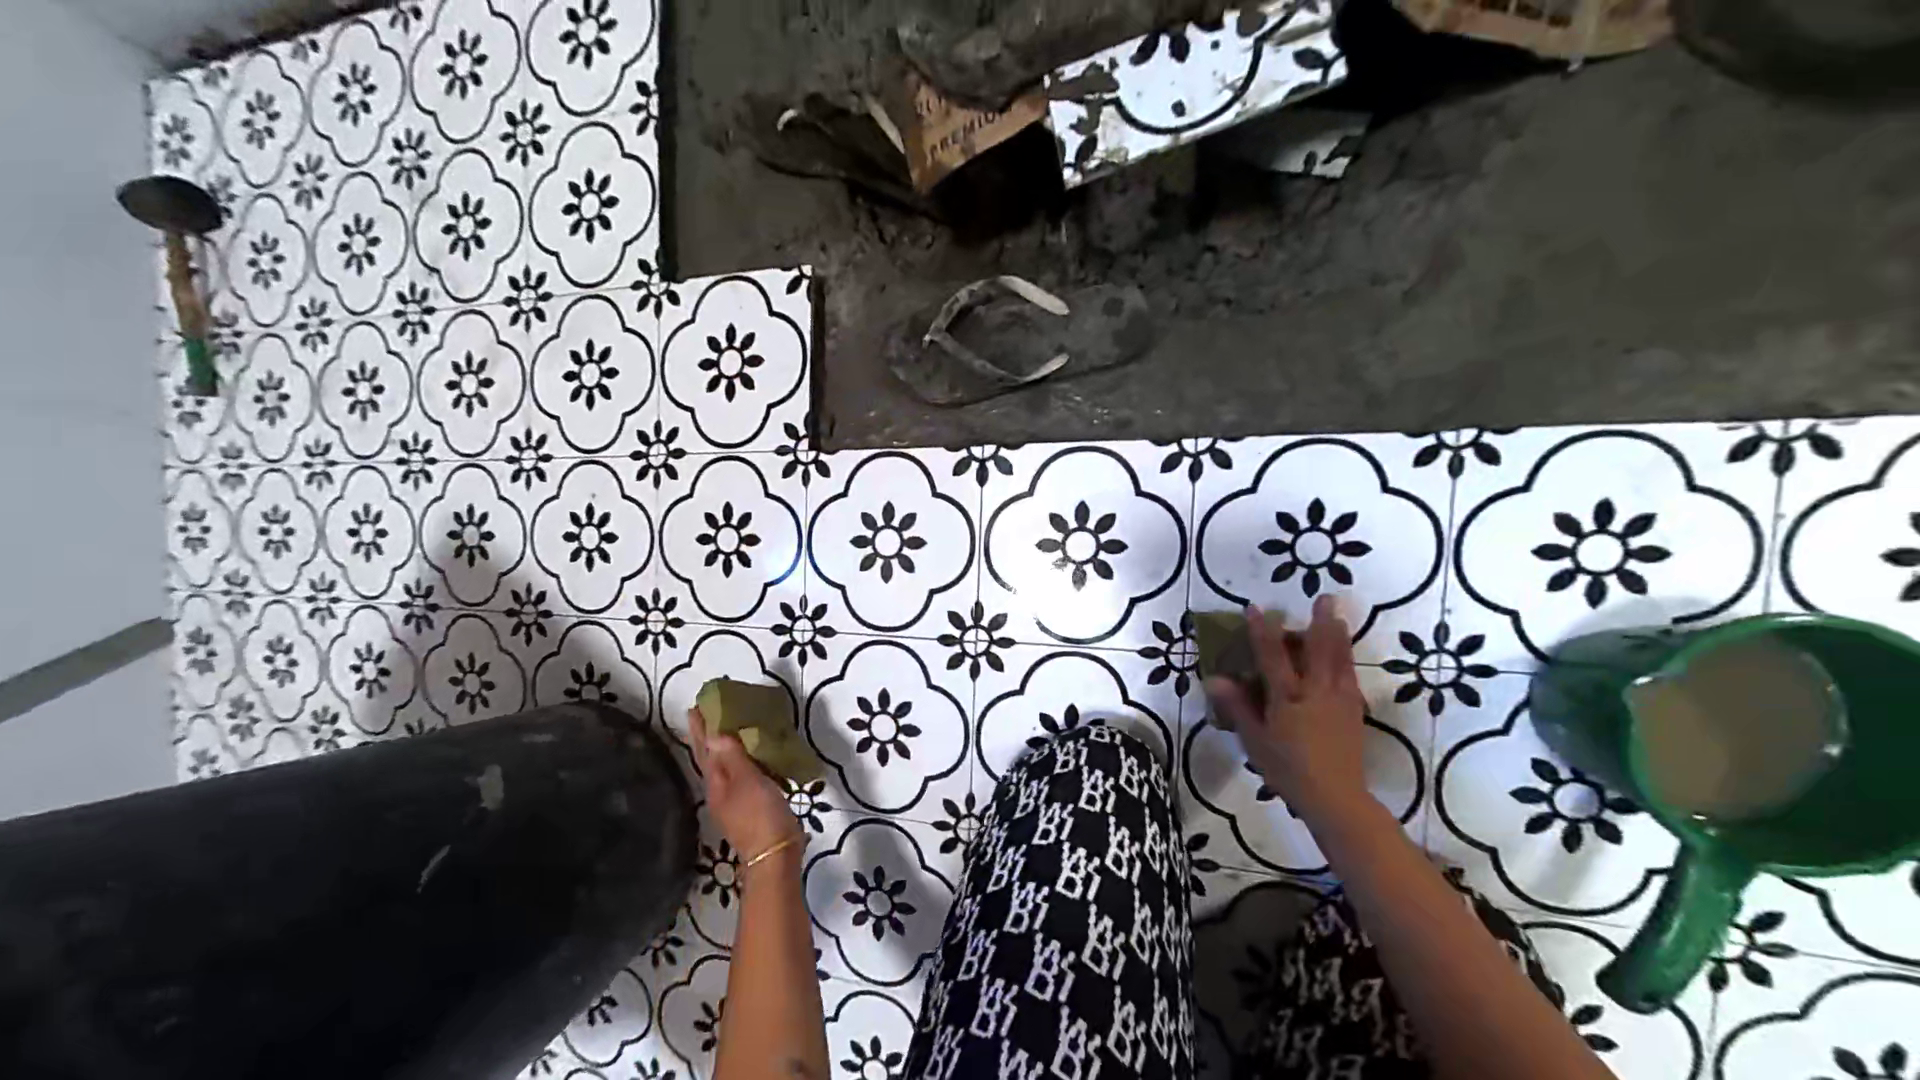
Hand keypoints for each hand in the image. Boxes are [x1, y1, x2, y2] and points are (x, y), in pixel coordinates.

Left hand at [689, 707, 802, 864]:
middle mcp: (719, 789)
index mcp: (716, 782)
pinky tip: (751, 755)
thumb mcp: (749, 781)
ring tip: (726, 728)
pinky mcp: (750, 803)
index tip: (696, 706)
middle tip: (706, 713)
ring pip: (723, 764)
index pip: (704, 749)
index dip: (700, 728)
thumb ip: (733, 757)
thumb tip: (716, 732)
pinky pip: (740, 772)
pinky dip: (740, 758)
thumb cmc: (761, 814)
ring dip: (722, 745)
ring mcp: (733, 798)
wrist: (775, 854)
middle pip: (709, 757)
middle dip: (706, 736)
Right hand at [1205, 595, 1370, 827]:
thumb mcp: (1254, 740)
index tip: (1255, 608)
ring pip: (1340, 661)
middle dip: (1319, 622)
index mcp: (1288, 697)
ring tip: (1339, 617)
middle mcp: (1316, 692)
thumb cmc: (1287, 769)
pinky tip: (1347, 659)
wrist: (1335, 797)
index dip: (1263, 631)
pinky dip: (1347, 662)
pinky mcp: (1354, 713)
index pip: (1273, 656)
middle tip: (1325, 597)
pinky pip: (1350, 679)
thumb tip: (1214, 678)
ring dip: (1339, 636)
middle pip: (1319, 650)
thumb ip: (1237, 706)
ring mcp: (1340, 701)